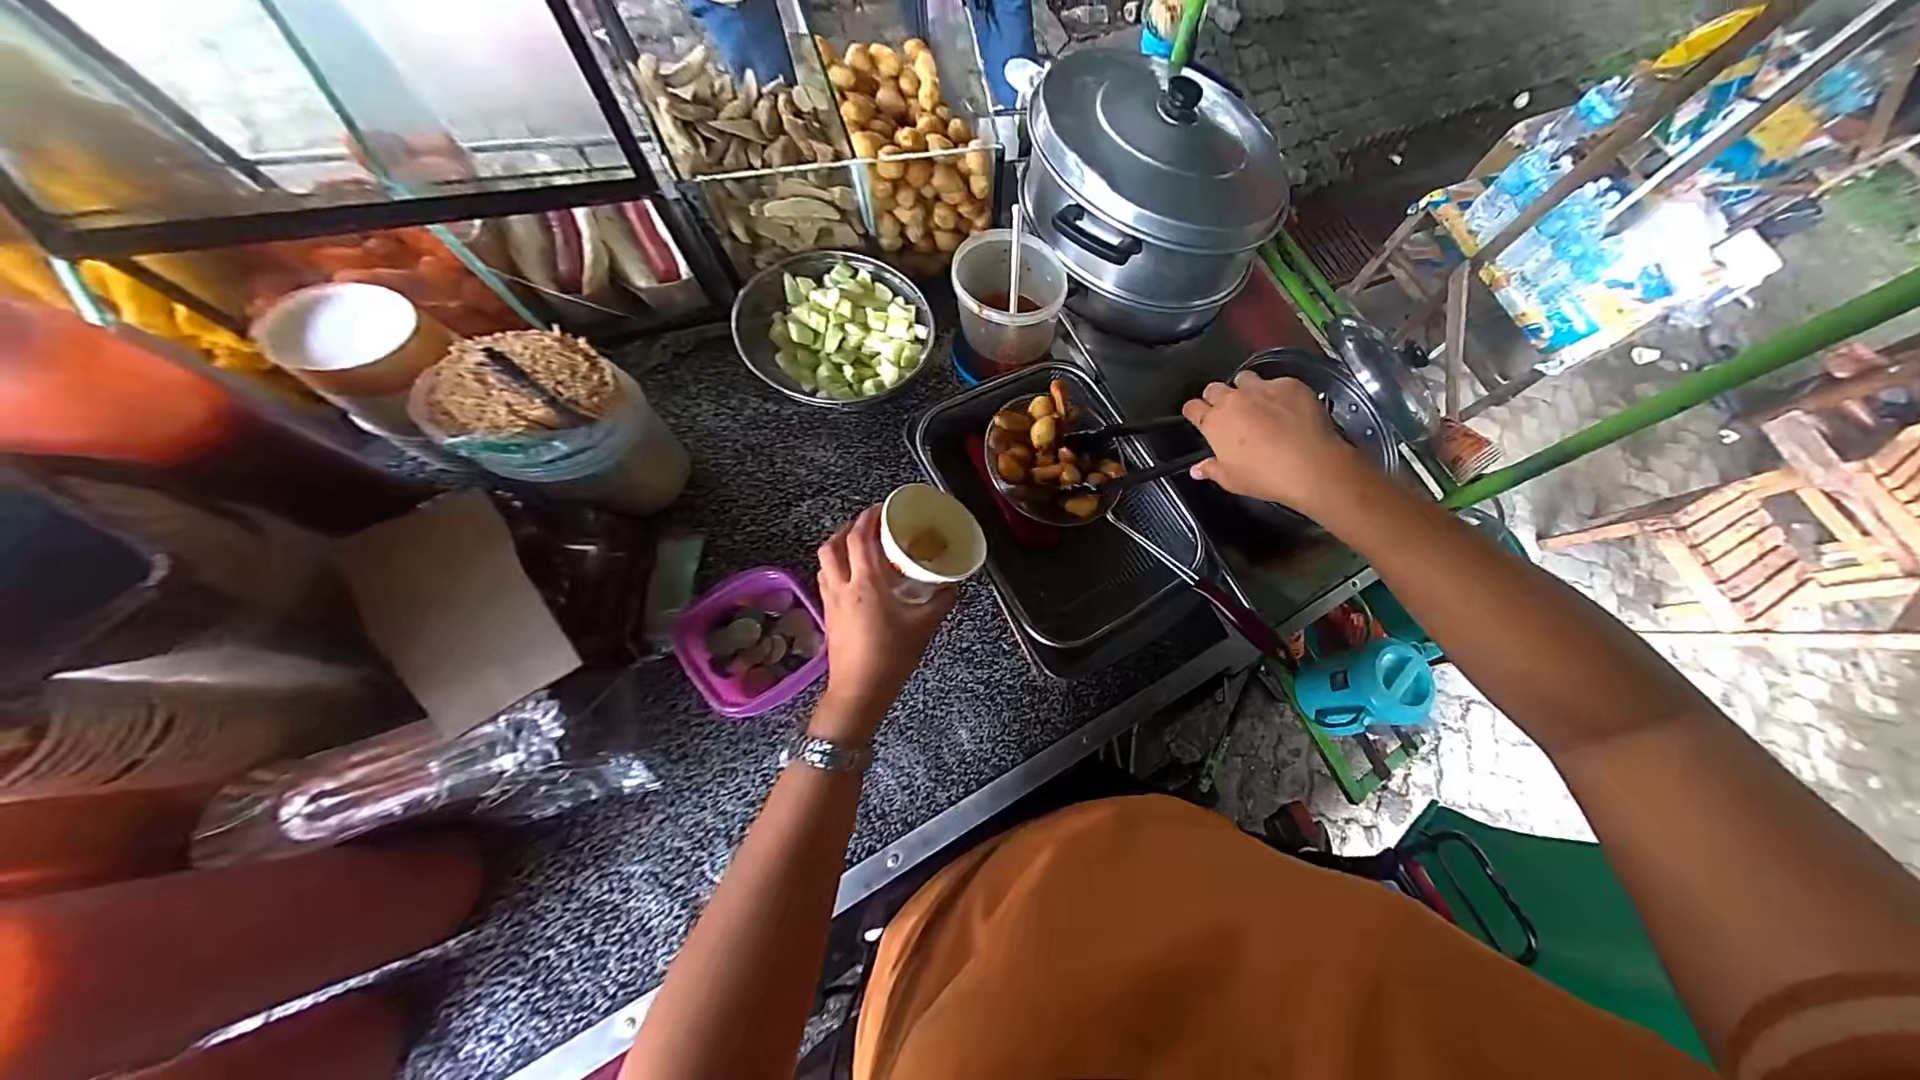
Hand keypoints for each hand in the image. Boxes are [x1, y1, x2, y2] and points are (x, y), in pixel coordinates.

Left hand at [812, 505, 956, 740]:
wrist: (859, 691)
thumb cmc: (890, 657)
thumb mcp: (923, 627)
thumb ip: (941, 602)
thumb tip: (952, 586)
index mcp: (865, 584)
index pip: (859, 538)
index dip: (867, 518)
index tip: (879, 508)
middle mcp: (842, 587)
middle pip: (832, 545)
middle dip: (847, 529)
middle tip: (866, 526)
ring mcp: (831, 602)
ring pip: (825, 562)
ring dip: (838, 547)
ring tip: (858, 547)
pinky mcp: (828, 616)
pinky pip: (826, 580)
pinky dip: (837, 568)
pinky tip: (853, 577)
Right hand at [1181, 372, 1364, 511]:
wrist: (1310, 465)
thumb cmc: (1265, 475)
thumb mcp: (1231, 480)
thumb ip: (1211, 469)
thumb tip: (1197, 469)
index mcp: (1214, 422)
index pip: (1192, 407)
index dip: (1194, 412)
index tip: (1198, 416)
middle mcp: (1234, 400)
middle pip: (1214, 388)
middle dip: (1217, 397)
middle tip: (1227, 412)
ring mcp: (1262, 389)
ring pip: (1244, 378)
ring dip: (1245, 388)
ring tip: (1255, 403)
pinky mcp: (1290, 385)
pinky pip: (1277, 382)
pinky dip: (1277, 392)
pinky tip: (1286, 407)